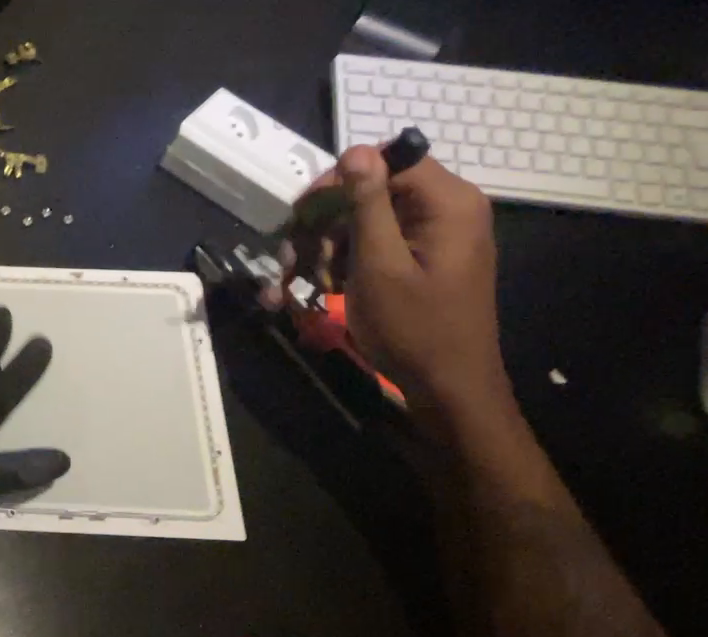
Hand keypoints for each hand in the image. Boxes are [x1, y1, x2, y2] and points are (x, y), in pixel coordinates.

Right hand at [290, 145, 510, 415]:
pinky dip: (349, 261)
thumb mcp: (379, 266)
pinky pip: (380, 243)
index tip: (299, 215)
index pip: (390, 161)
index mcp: (447, 203)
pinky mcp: (426, 257)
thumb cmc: (412, 326)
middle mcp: (449, 209)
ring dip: (331, 246)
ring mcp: (439, 234)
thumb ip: (368, 206)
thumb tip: (355, 151)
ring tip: (306, 283)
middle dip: (329, 221)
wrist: (447, 379)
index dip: (340, 181)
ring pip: (372, 220)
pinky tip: (328, 288)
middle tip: (293, 260)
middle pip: (377, 190)